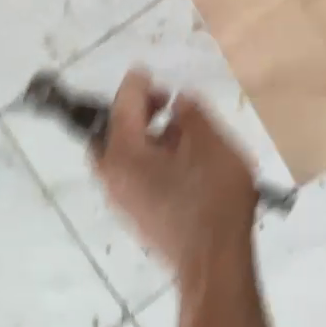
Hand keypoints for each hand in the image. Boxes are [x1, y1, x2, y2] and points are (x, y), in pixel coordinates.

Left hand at [94, 68, 259, 280]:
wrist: (213, 258)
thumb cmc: (213, 194)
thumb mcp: (211, 143)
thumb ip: (191, 115)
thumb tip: (179, 101)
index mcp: (124, 155)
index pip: (122, 109)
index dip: (136, 85)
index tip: (144, 68)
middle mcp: (113, 177)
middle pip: (112, 135)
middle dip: (136, 113)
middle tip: (165, 100)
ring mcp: (124, 200)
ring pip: (125, 156)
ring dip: (147, 135)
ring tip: (182, 127)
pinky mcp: (140, 214)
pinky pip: (137, 174)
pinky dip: (152, 155)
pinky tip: (184, 157)